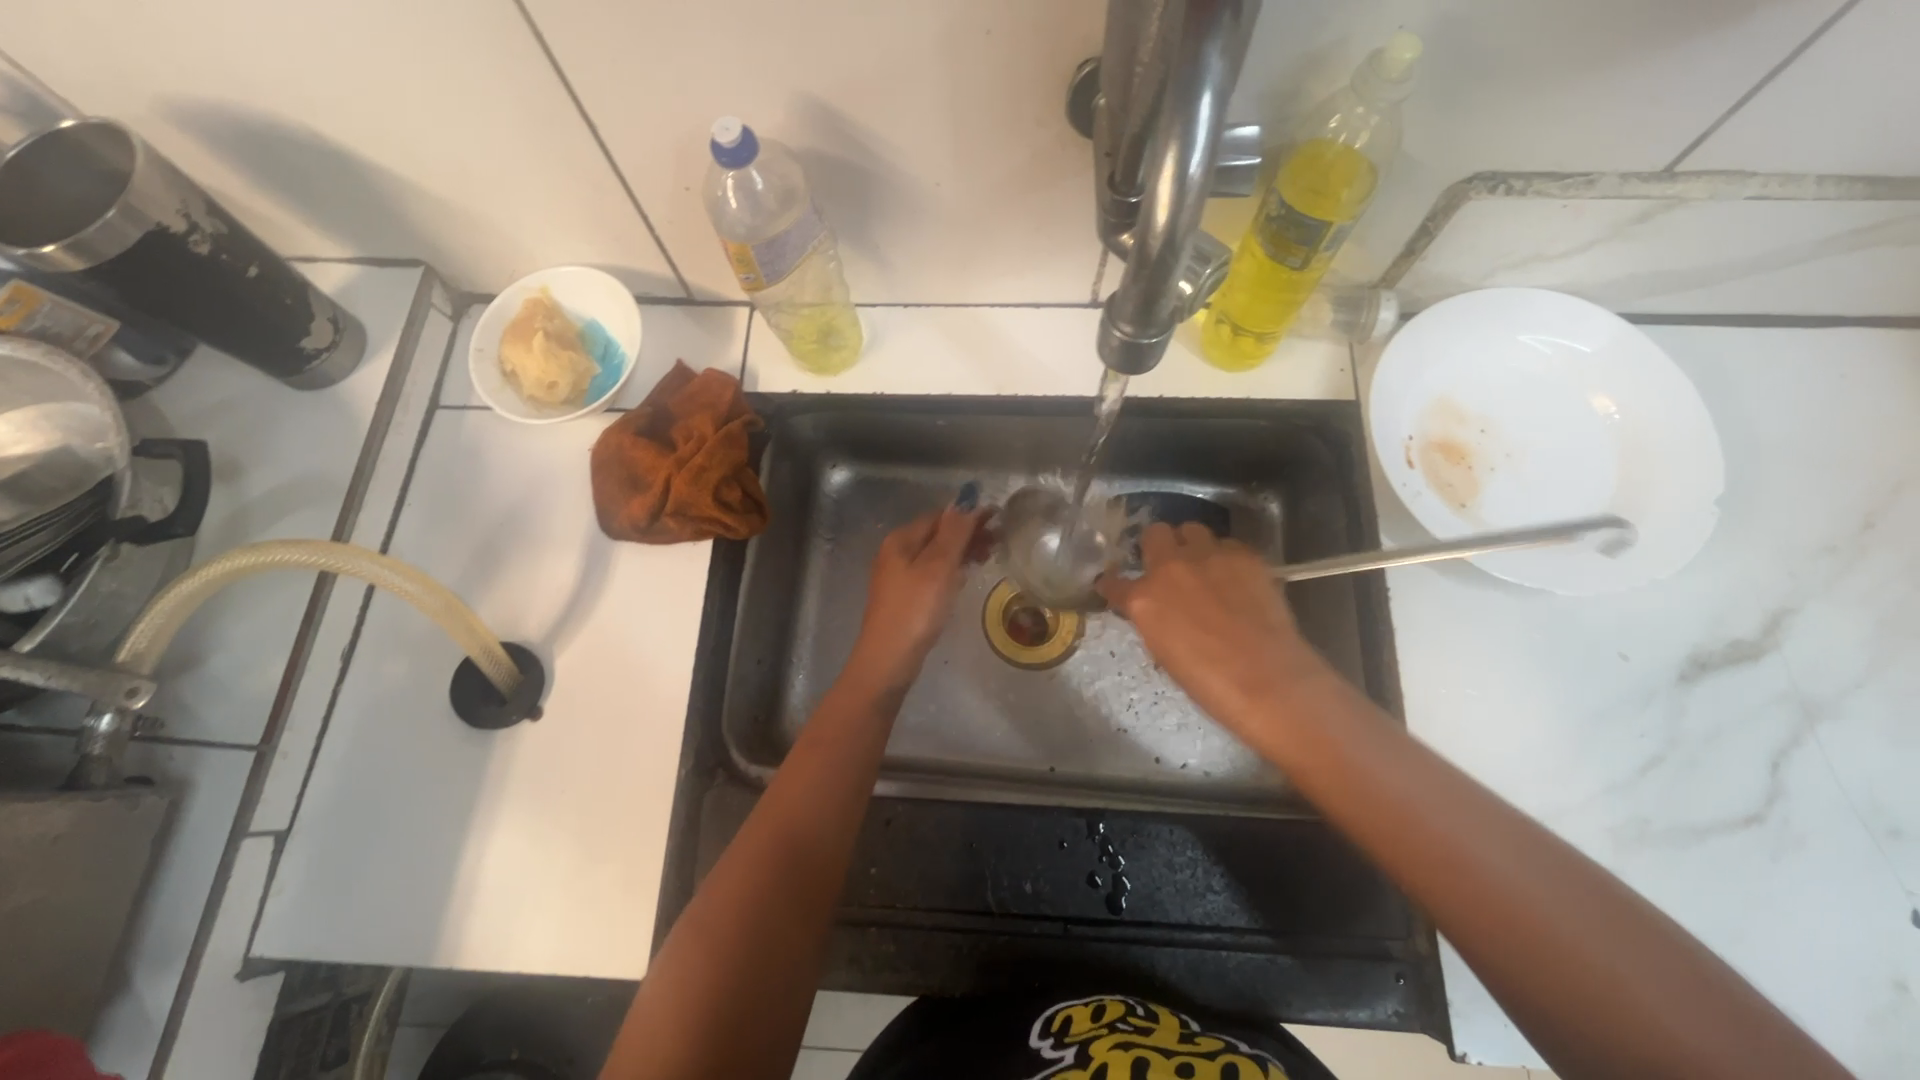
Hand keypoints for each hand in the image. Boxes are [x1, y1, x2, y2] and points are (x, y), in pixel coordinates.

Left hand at [850, 504, 986, 685]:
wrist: (889, 658)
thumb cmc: (915, 610)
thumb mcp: (938, 567)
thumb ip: (953, 533)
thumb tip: (965, 502)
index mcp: (900, 540)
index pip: (939, 516)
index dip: (968, 516)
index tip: (998, 520)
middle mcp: (896, 553)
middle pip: (936, 535)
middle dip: (967, 534)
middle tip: (998, 541)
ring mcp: (898, 577)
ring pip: (935, 556)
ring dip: (961, 552)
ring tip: (988, 557)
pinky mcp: (905, 598)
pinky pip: (932, 574)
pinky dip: (951, 571)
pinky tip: (964, 579)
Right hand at [1098, 523, 1328, 733]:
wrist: (1266, 678)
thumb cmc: (1209, 681)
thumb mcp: (1163, 652)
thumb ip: (1152, 620)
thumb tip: (1154, 610)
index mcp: (1143, 599)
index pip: (1114, 582)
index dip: (1113, 584)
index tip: (1115, 587)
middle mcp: (1170, 567)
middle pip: (1155, 533)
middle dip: (1158, 546)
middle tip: (1167, 566)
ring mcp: (1209, 556)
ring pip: (1192, 530)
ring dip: (1191, 545)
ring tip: (1203, 566)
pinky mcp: (1244, 555)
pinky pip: (1227, 544)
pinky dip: (1226, 557)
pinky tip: (1236, 578)